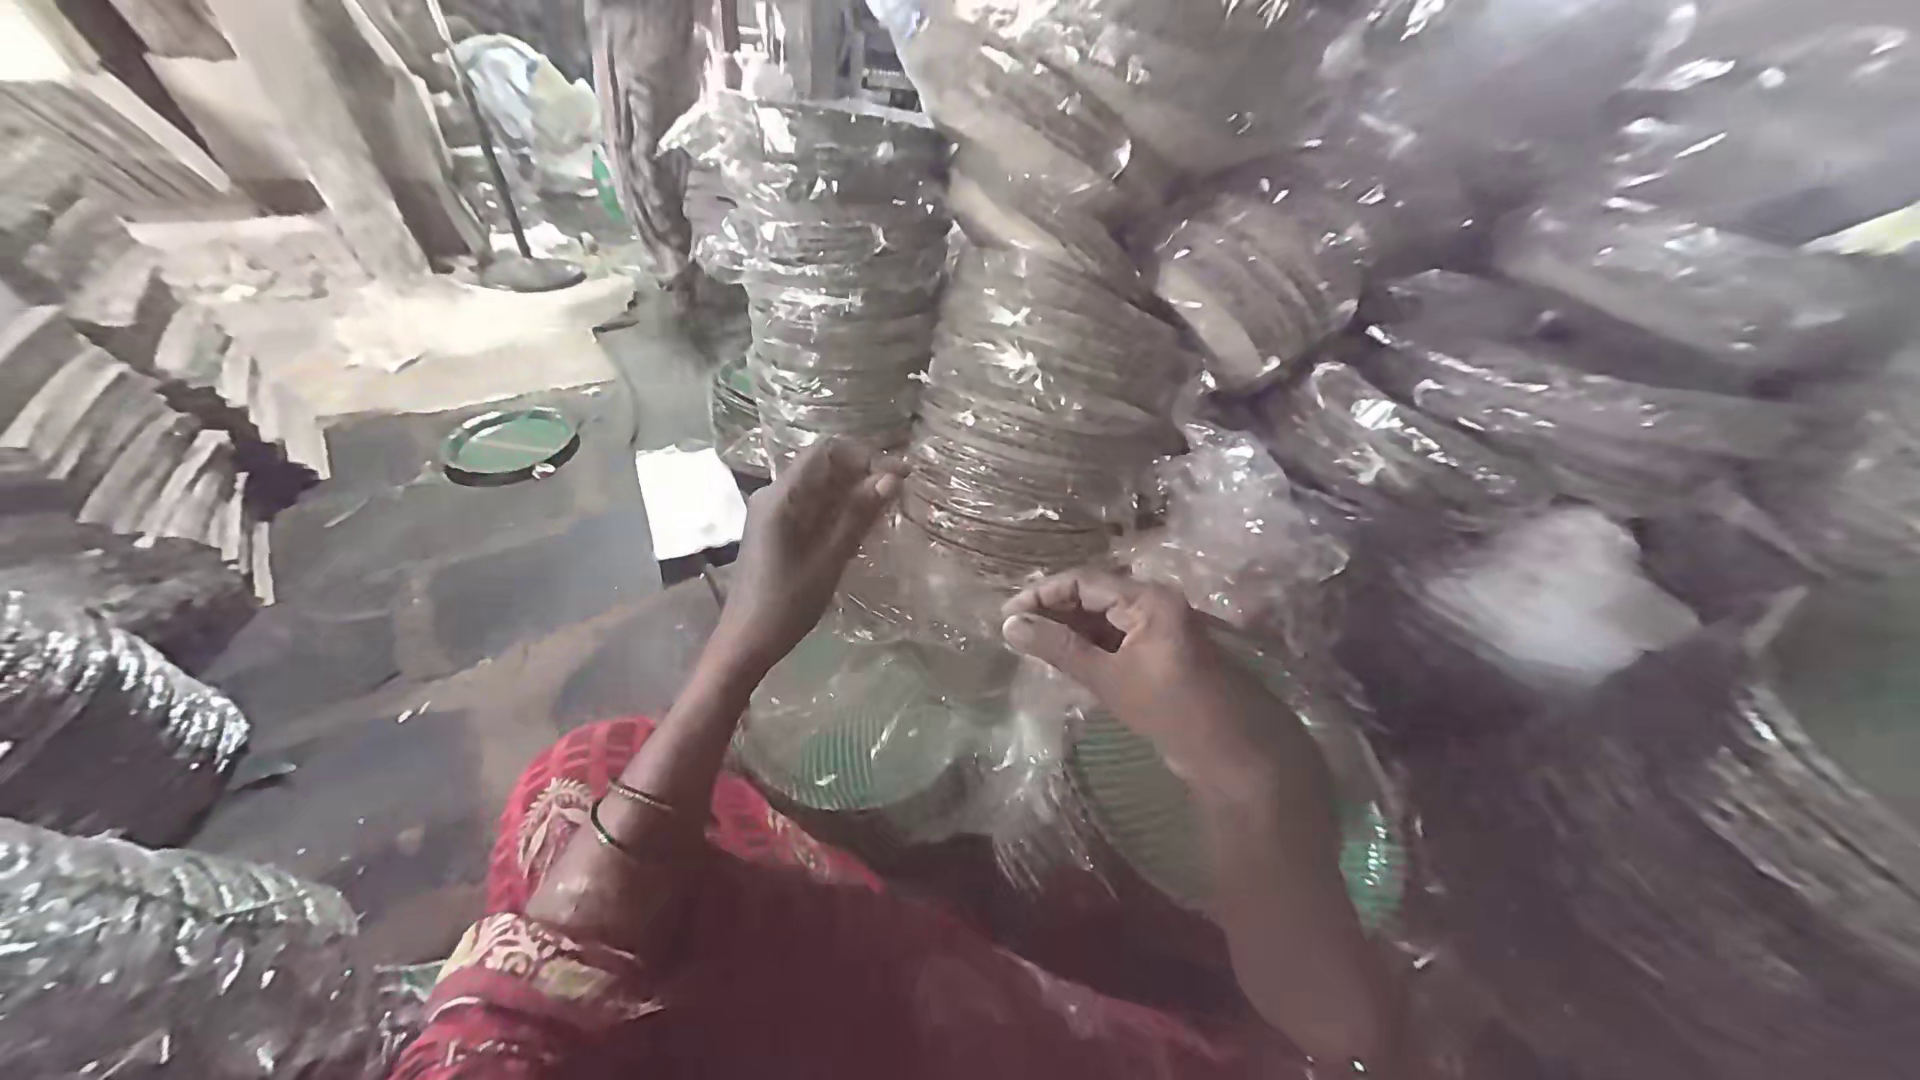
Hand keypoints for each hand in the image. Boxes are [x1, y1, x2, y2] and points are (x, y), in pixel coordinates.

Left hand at [713, 438, 905, 670]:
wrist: (746, 640)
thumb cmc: (787, 602)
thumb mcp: (829, 558)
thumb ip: (858, 515)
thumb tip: (890, 477)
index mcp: (781, 497)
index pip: (826, 453)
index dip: (864, 455)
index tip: (898, 473)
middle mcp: (773, 496)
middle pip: (822, 467)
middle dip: (861, 473)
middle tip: (899, 490)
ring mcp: (772, 513)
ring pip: (818, 487)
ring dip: (851, 491)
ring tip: (886, 506)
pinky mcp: (775, 530)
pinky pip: (810, 506)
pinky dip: (837, 509)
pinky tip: (860, 524)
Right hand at [1001, 570, 1269, 783]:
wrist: (1233, 751)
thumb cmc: (1172, 709)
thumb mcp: (1108, 677)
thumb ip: (1058, 648)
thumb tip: (1010, 625)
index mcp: (1147, 598)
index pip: (1082, 581)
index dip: (1041, 594)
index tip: (1007, 614)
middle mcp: (1152, 603)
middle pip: (1091, 595)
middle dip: (1052, 611)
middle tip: (1014, 629)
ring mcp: (1156, 627)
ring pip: (1101, 618)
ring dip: (1067, 629)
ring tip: (1029, 643)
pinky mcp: (1156, 650)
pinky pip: (1113, 637)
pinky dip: (1086, 645)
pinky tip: (1060, 657)